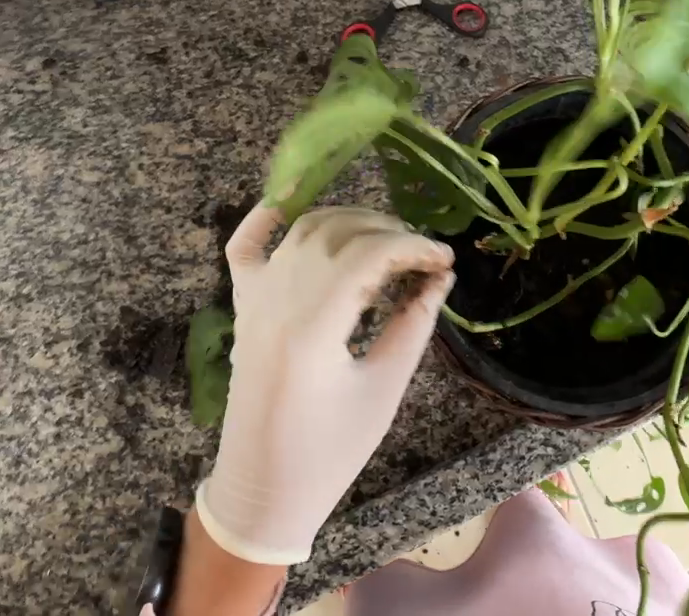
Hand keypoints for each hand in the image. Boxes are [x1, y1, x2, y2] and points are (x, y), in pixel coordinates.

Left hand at [196, 206, 454, 565]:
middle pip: (338, 234)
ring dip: (349, 221)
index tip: (445, 260)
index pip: (369, 255)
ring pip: (303, 229)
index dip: (413, 248)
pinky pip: (246, 245)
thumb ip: (414, 325)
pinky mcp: (242, 304)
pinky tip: (292, 197)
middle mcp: (277, 299)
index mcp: (312, 327)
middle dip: (389, 233)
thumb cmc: (330, 452)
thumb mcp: (384, 390)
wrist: (262, 491)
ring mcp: (254, 298)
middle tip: (424, 257)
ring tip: (387, 240)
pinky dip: (267, 215)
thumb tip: (440, 278)